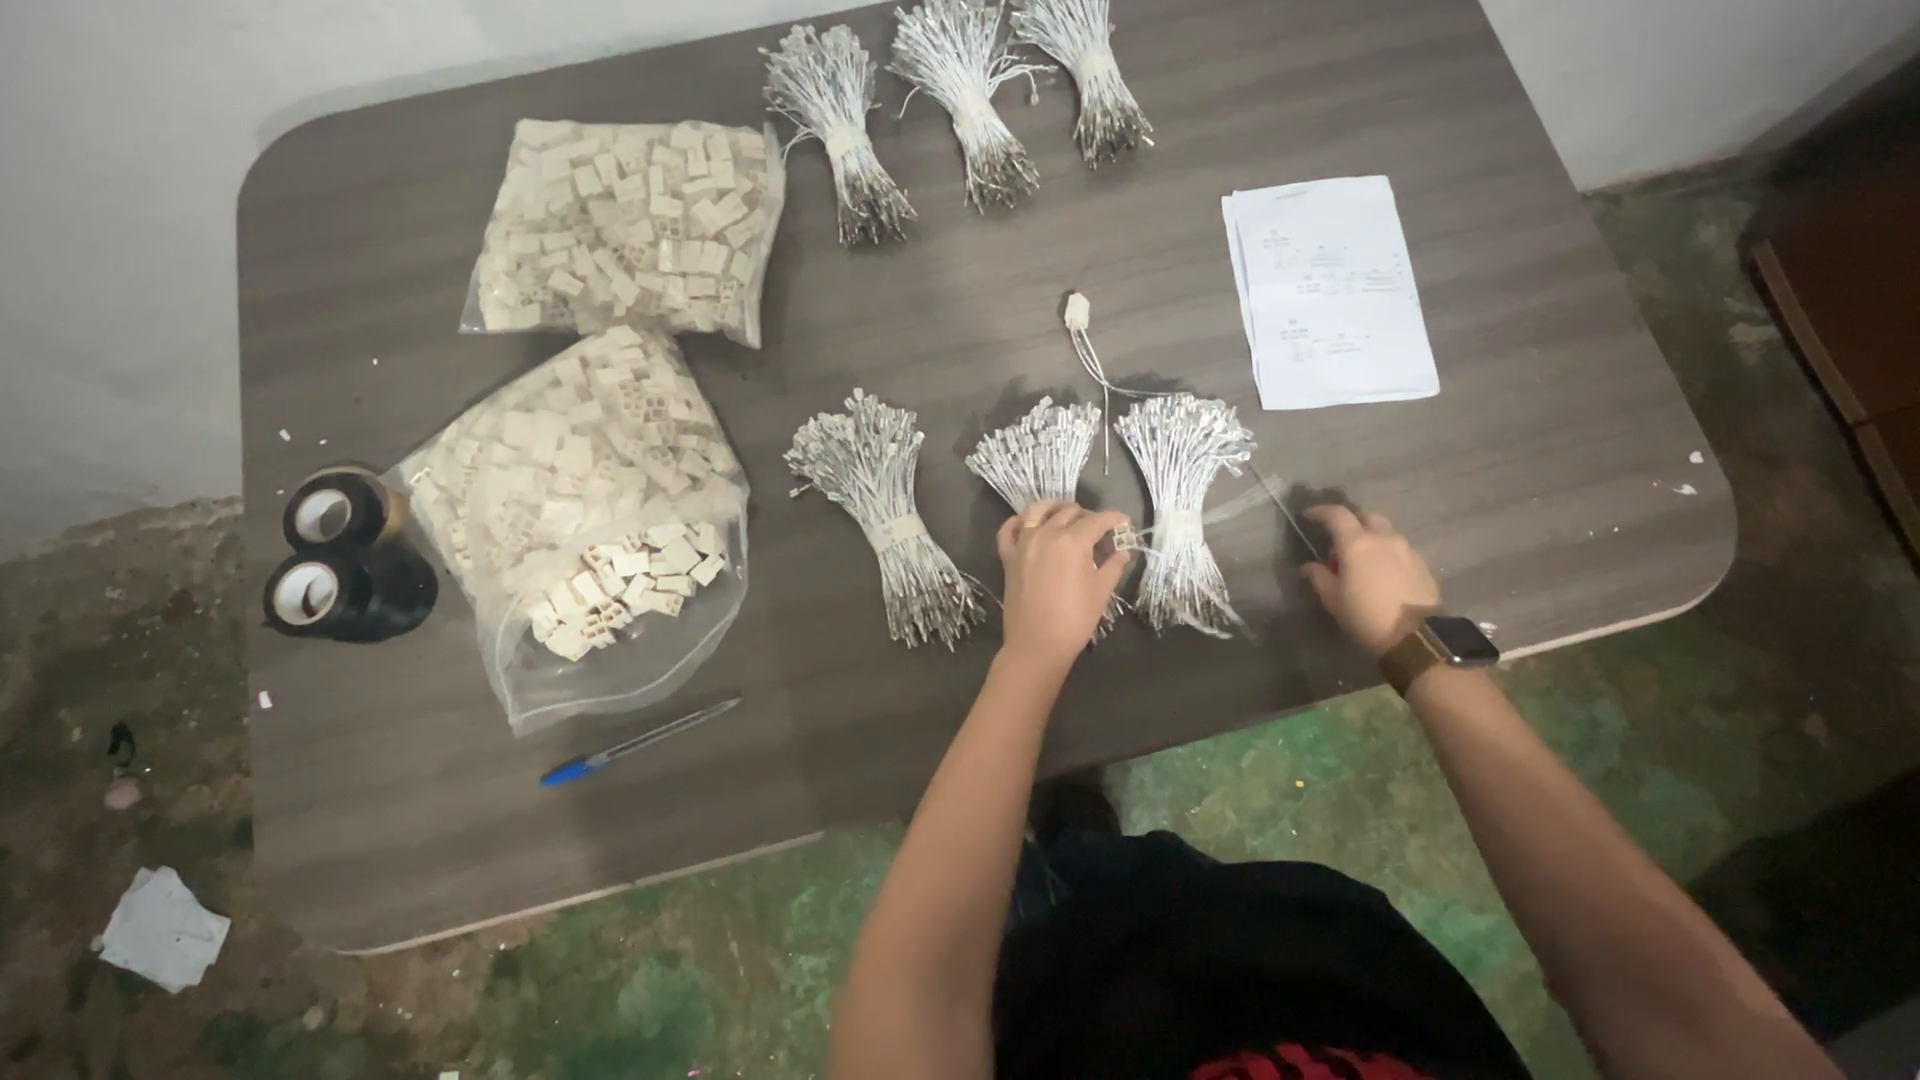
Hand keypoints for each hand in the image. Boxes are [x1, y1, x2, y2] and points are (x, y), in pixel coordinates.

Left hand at [996, 501, 1131, 671]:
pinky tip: (1030, 524)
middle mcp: (1046, 534)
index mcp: (1073, 542)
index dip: (1114, 519)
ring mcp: (1023, 543)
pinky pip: (1009, 529)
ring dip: (1054, 508)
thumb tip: (1123, 551)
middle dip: (1088, 515)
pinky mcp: (1008, 556)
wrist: (1037, 644)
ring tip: (1066, 514)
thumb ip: (1113, 565)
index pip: (1098, 520)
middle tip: (1099, 528)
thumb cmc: (1074, 619)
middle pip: (1069, 512)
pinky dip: (1019, 521)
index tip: (1124, 522)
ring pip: (1037, 511)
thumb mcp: (1101, 591)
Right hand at [1301, 505, 1440, 657]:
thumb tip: (1309, 566)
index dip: (1320, 512)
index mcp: (1357, 543)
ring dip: (1369, 538)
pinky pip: (1398, 548)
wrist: (1417, 637)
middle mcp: (1383, 538)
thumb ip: (1319, 577)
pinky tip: (1380, 573)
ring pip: (1384, 532)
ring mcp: (1406, 549)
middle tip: (1338, 545)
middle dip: (1349, 524)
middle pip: (1365, 517)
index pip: (1336, 515)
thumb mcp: (1333, 600)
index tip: (1308, 516)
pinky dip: (1385, 552)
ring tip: (1360, 562)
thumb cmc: (1366, 616)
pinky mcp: (1421, 563)